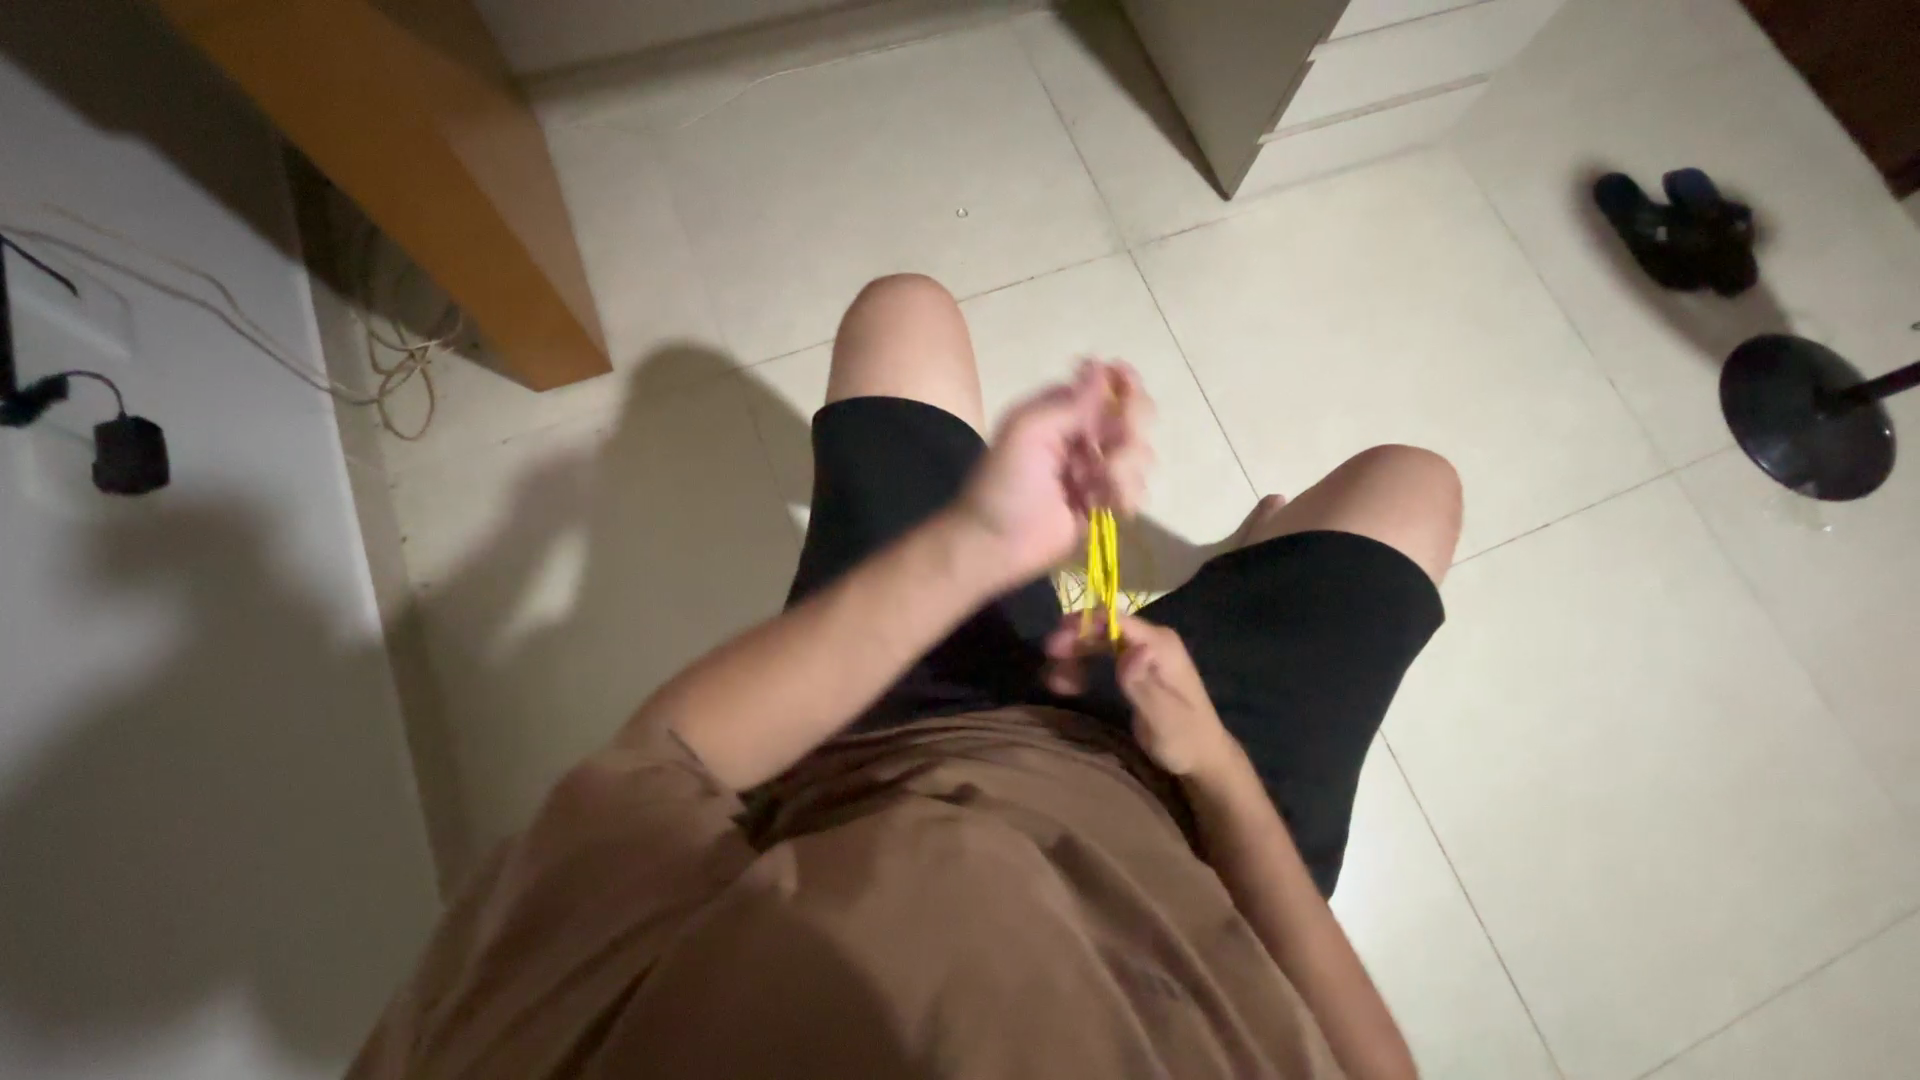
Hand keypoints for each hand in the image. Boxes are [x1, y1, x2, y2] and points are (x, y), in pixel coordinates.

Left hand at [956, 360, 1153, 582]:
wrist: (998, 542)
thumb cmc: (1005, 482)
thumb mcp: (1028, 431)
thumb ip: (1069, 402)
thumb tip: (1102, 364)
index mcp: (1059, 411)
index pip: (1104, 385)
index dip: (1125, 383)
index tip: (1130, 388)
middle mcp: (1082, 435)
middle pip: (1133, 416)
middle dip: (1129, 432)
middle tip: (1108, 453)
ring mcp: (1096, 469)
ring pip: (1140, 454)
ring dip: (1124, 470)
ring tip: (1097, 489)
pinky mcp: (1104, 502)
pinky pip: (1136, 489)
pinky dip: (1125, 496)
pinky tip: (1104, 506)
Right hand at [1044, 612, 1239, 778]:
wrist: (1203, 757)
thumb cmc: (1185, 739)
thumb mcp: (1163, 717)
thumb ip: (1144, 684)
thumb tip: (1133, 649)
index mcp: (1160, 644)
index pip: (1115, 620)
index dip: (1082, 625)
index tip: (1055, 645)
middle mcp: (1151, 640)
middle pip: (1103, 627)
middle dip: (1073, 640)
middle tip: (1048, 661)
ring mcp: (1143, 652)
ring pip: (1099, 640)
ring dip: (1074, 655)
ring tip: (1055, 682)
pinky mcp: (1136, 666)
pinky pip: (1103, 655)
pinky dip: (1083, 666)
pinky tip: (1067, 685)